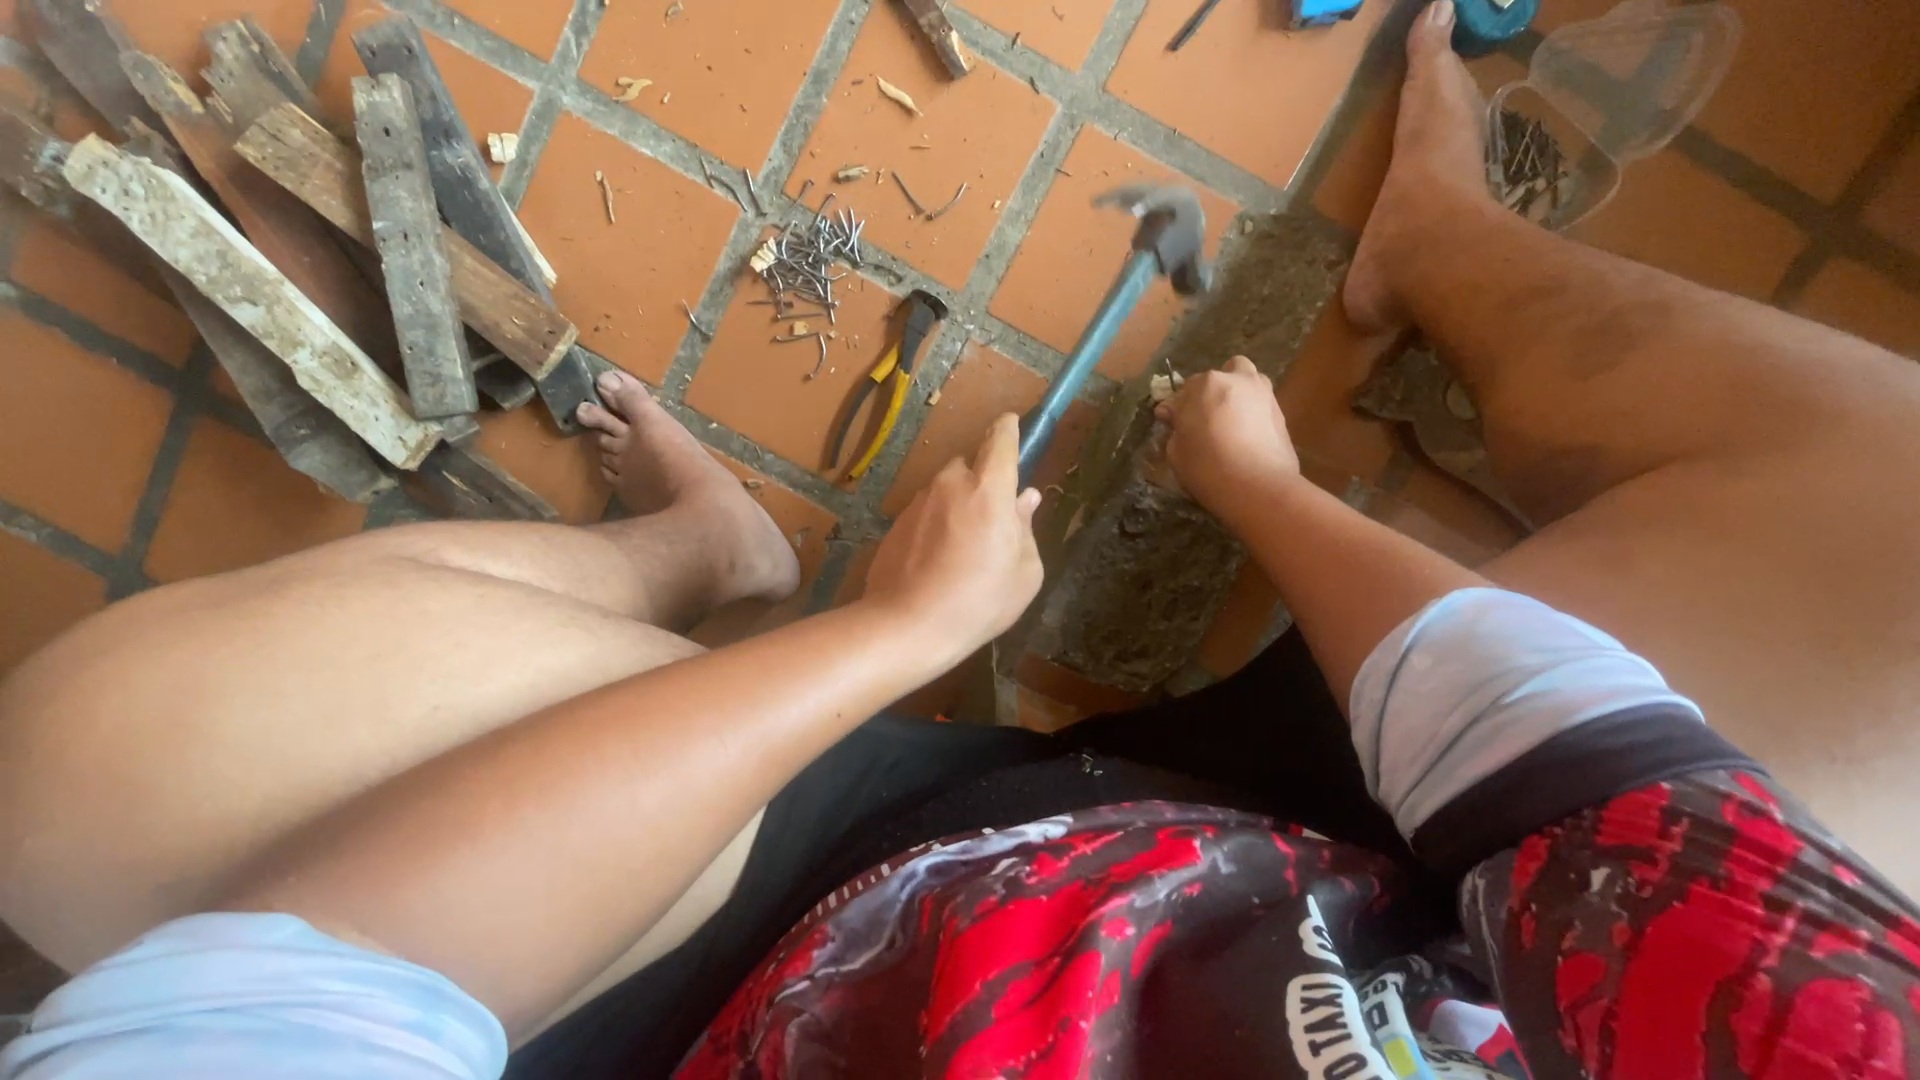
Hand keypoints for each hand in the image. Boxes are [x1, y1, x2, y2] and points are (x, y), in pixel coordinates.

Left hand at [863, 414, 1044, 654]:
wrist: (908, 625)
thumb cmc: (979, 601)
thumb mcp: (1025, 573)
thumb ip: (1026, 528)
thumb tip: (1025, 499)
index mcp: (989, 490)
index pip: (1000, 440)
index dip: (1008, 430)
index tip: (1012, 425)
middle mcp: (950, 485)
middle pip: (970, 466)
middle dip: (982, 482)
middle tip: (992, 519)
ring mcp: (917, 502)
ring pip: (945, 491)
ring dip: (957, 506)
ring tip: (963, 549)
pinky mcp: (896, 523)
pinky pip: (925, 513)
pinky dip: (935, 526)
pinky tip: (937, 562)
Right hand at [1157, 356, 1300, 516]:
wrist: (1258, 487)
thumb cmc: (1207, 468)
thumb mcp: (1176, 452)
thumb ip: (1176, 429)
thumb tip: (1177, 419)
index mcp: (1204, 385)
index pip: (1182, 392)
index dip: (1174, 409)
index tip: (1170, 423)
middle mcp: (1235, 380)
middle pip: (1216, 378)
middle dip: (1205, 394)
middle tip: (1201, 418)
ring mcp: (1262, 393)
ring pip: (1245, 379)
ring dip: (1234, 391)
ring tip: (1227, 418)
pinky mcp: (1280, 411)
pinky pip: (1259, 401)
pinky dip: (1250, 410)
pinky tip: (1245, 433)